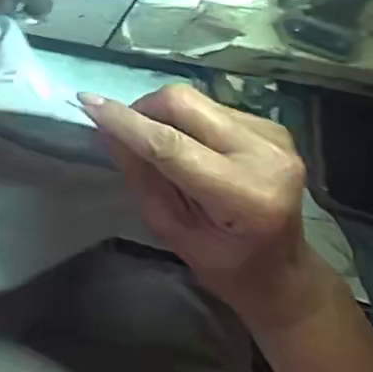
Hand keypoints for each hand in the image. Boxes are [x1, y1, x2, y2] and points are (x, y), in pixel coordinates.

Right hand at [78, 85, 343, 332]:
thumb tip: (106, 128)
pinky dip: (185, 119)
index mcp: (244, 195)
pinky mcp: (271, 125)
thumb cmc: (223, 263)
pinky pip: (209, 105)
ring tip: (159, 144)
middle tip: (124, 130)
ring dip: (163, 113)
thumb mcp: (170, 228)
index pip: (169, 144)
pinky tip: (190, 145)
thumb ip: (139, 174)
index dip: (125, 122)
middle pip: (182, 102)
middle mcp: (264, 155)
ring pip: (193, 98)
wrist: (284, 272)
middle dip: (142, 109)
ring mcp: (273, 136)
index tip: (88, 103)